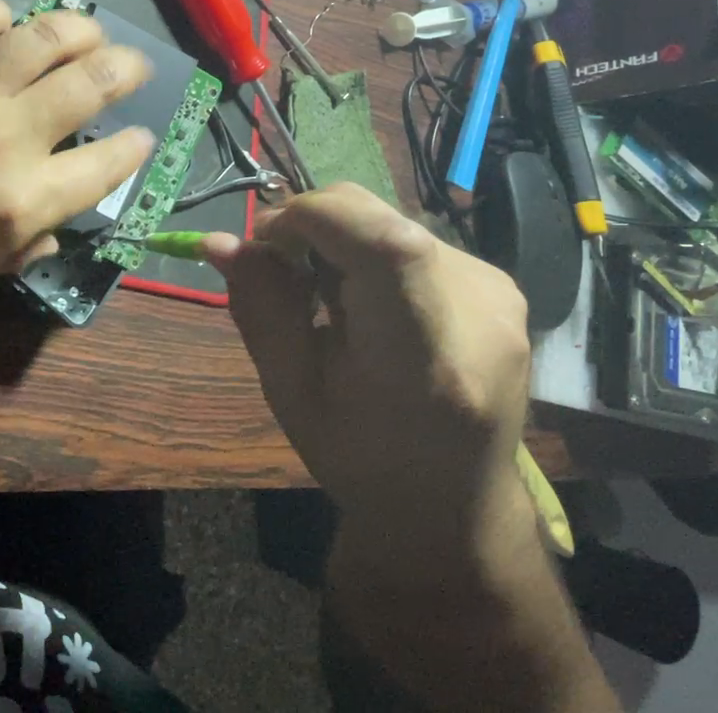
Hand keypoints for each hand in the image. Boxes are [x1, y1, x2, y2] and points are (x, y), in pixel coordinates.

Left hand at [0, 0, 154, 318]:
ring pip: (44, 34)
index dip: (134, 146)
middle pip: (94, 81)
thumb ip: (27, 240)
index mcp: (23, 201)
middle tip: (129, 66)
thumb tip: (57, 218)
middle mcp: (6, 137)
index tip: (139, 136)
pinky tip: (1, 26)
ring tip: (83, 33)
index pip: (109, 162)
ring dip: (78, 28)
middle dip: (128, 68)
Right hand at [202, 184, 535, 566]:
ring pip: (386, 219)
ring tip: (323, 302)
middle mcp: (476, 307)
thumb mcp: (289, 390)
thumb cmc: (358, 456)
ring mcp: (496, 290)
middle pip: (377, 215)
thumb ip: (260, 308)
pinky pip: (409, 237)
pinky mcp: (497, 283)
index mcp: (422, 353)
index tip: (263, 248)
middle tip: (280, 276)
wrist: (452, 502)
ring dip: (335, 242)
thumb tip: (219, 241)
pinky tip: (361, 305)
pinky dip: (365, 254)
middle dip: (309, 227)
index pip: (383, 240)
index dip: (308, 219)